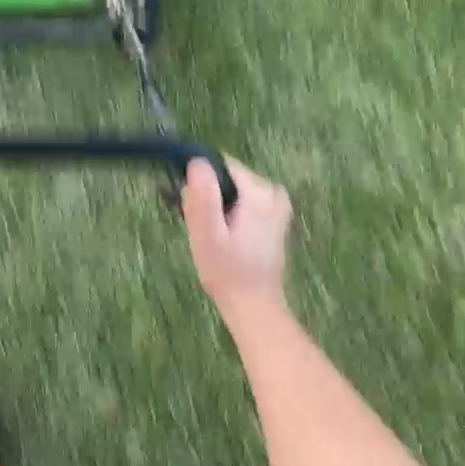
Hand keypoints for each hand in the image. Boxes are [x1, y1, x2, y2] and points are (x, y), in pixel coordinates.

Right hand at [183, 156, 291, 318]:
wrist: (254, 304)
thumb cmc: (226, 272)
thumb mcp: (207, 234)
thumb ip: (203, 197)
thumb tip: (197, 161)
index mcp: (260, 191)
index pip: (220, 166)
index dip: (199, 183)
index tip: (187, 207)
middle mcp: (274, 191)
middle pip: (227, 178)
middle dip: (208, 197)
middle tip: (199, 228)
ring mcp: (278, 205)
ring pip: (233, 191)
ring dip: (216, 208)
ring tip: (210, 236)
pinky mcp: (275, 218)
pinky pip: (243, 203)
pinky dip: (229, 215)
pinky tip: (223, 239)